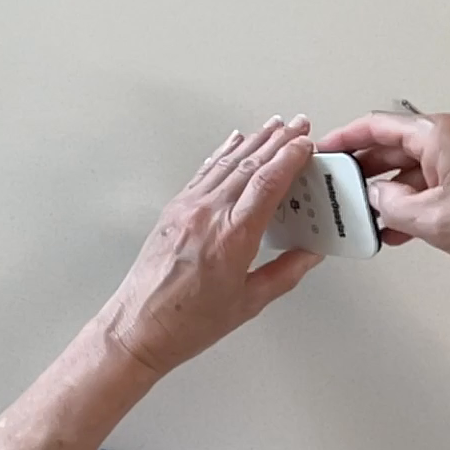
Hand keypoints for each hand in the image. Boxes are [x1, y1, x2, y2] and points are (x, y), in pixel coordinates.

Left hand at [92, 116, 325, 378]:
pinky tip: (235, 141)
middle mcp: (210, 213)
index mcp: (233, 236)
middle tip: (299, 125)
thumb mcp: (249, 302)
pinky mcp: (175, 207)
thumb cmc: (188, 321)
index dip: (290, 157)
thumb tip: (311, 253)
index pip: (268, 182)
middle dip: (278, 140)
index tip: (307, 144)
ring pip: (228, 162)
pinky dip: (224, 152)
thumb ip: (285, 273)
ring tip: (274, 126)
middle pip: (251, 164)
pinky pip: (206, 171)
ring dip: (255, 140)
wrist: (139, 324)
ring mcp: (189, 206)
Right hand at [318, 112, 449, 299]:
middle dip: (365, 168)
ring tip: (367, 217)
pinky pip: (437, 180)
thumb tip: (375, 196)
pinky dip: (417, 198)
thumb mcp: (434, 219)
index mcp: (439, 132)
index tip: (323, 151)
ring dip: (391, 189)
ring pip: (416, 166)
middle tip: (339, 188)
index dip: (345, 138)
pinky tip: (402, 227)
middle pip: (395, 144)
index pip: (377, 125)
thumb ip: (391, 204)